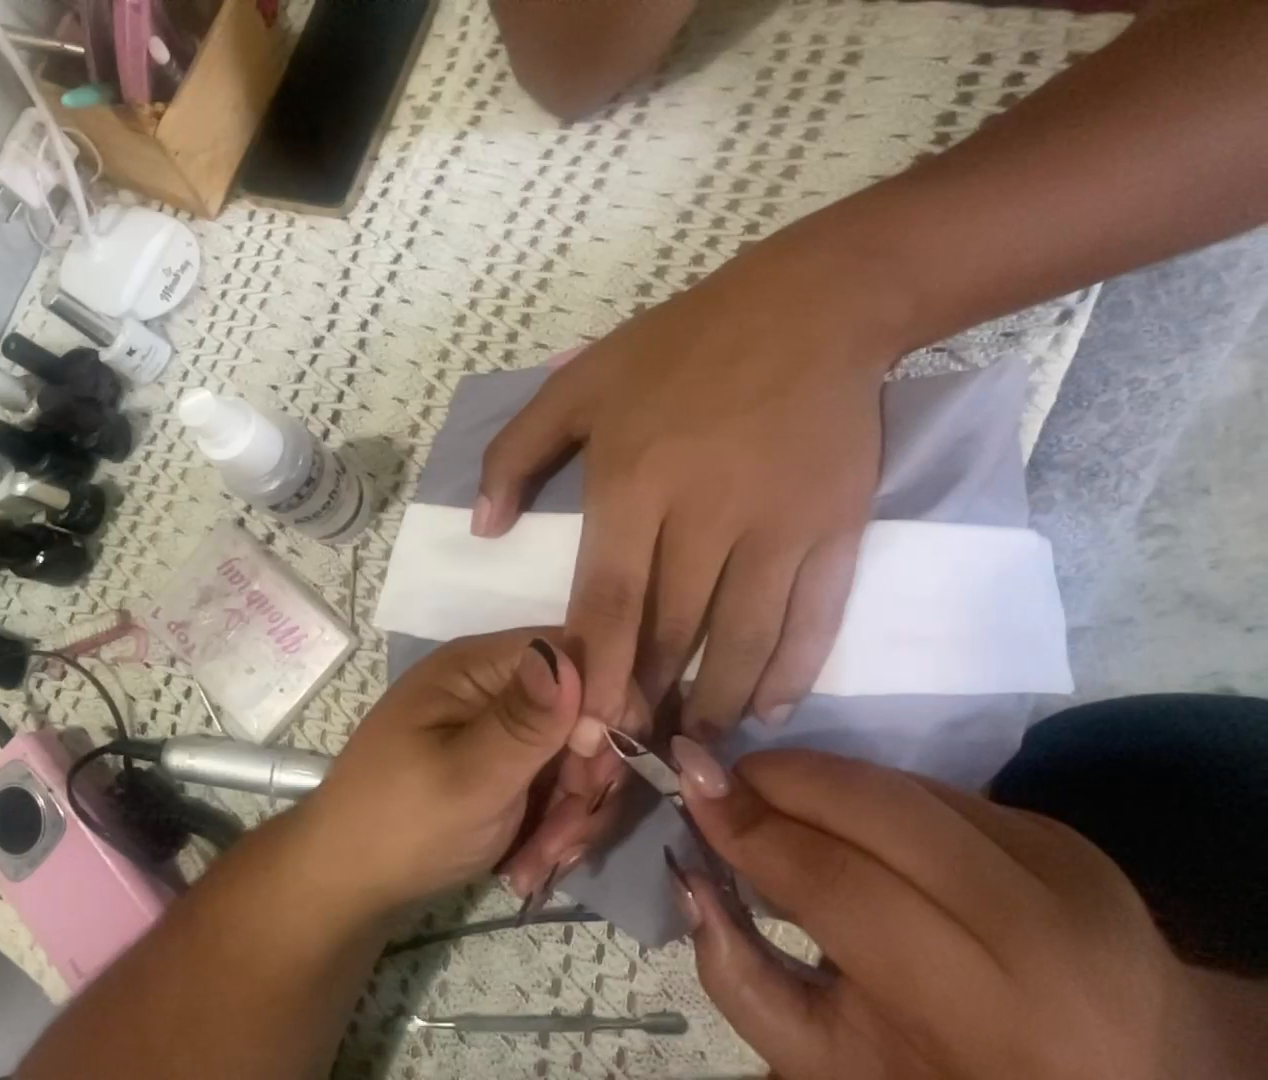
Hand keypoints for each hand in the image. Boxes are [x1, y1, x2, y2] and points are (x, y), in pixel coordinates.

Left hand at [297, 630, 580, 913]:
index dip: (602, 706)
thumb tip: (568, 657)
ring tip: (539, 862)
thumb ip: (526, 722)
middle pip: (582, 711)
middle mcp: (489, 687)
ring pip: (577, 757)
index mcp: (474, 668)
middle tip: (564, 836)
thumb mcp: (469, 776)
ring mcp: (496, 729)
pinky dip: (555, 826)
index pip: (571, 652)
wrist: (350, 883)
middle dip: (587, 779)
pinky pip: (556, 784)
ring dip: (572, 815)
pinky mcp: (502, 767)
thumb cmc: (401, 825)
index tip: (598, 770)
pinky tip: (533, 863)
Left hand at [477, 241, 894, 747]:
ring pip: (744, 638)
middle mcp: (704, 517)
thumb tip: (482, 529)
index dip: (597, 669)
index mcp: (633, 484)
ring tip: (694, 748)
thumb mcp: (575, 386)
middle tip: (632, 754)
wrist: (809, 308)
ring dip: (716, 701)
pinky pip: (814, 616)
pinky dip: (792, 668)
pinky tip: (768, 706)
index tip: (583, 727)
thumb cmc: (676, 349)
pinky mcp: (837, 529)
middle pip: (673, 630)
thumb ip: (515, 456)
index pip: (609, 598)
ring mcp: (778, 528)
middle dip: (650, 699)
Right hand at [672, 743, 1218, 1079]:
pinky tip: (848, 828)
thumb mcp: (826, 1062)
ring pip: (894, 784)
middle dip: (774, 777)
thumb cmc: (948, 1079)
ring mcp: (1064, 867)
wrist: (1114, 1076)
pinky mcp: (1063, 832)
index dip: (748, 822)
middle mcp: (1040, 926)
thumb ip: (737, 974)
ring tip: (773, 810)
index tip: (684, 779)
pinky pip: (928, 788)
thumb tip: (687, 870)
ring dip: (814, 782)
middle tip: (719, 786)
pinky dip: (864, 794)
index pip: (835, 879)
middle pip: (870, 806)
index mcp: (982, 1007)